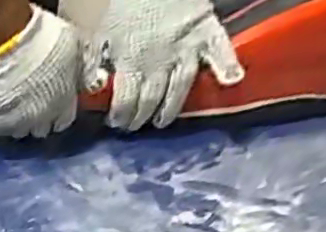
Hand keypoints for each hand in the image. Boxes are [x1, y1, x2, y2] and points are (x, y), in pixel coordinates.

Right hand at [0, 6, 81, 138]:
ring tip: (18, 107)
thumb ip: (84, 72)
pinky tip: (3, 107)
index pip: (64, 122)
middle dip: (41, 120)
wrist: (9, 51)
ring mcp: (15, 125)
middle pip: (41, 131)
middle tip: (37, 105)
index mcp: (63, 104)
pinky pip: (1, 127)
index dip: (61, 115)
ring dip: (20, 122)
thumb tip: (94, 84)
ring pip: (19, 132)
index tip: (58, 106)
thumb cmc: (48, 46)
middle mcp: (40, 120)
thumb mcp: (77, 51)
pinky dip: (3, 120)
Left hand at [82, 0, 243, 130]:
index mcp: (132, 62)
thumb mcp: (98, 39)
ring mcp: (187, 46)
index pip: (125, 102)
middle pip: (151, 99)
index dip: (119, 116)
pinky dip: (228, 65)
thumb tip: (96, 88)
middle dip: (140, 117)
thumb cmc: (123, 10)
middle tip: (133, 125)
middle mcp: (160, 60)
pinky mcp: (208, 30)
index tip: (114, 122)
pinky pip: (221, 49)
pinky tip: (232, 81)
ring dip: (171, 107)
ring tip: (162, 121)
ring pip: (180, 86)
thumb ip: (93, 66)